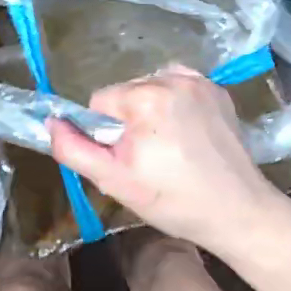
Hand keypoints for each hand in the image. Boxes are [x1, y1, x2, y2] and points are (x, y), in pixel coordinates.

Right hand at [46, 64, 290, 248]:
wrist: (239, 212)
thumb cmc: (173, 200)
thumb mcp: (114, 181)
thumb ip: (73, 149)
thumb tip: (51, 122)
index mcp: (146, 97)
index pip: (99, 102)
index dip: (106, 133)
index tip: (129, 159)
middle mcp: (172, 78)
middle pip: (125, 93)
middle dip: (128, 121)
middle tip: (150, 159)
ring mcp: (199, 82)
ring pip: (148, 88)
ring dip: (149, 112)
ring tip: (169, 148)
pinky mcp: (217, 89)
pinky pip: (176, 87)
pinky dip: (173, 104)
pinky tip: (184, 133)